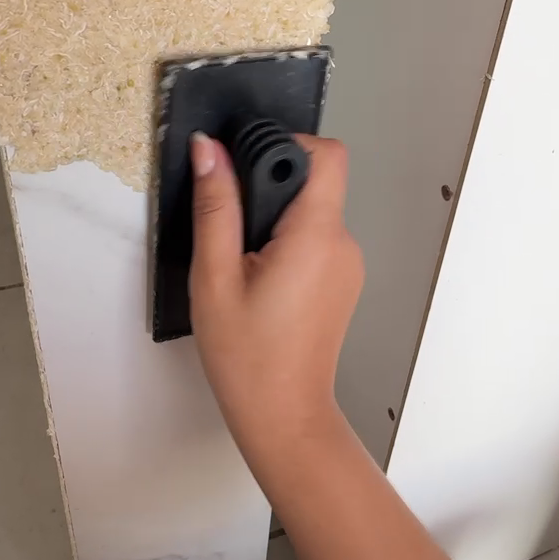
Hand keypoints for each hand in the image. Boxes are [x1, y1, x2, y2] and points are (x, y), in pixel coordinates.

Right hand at [188, 131, 363, 457]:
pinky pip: (318, 238)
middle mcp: (343, 243)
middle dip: (272, 188)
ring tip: (244, 263)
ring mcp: (349, 264)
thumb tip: (209, 150)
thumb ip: (216, 206)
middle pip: (317, 180)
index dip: (288, 144)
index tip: (249, 165)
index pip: (327, 154)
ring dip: (277, 219)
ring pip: (314, 210)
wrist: (284, 415)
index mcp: (316, 236)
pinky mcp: (343, 280)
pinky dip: (289, 241)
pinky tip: (261, 278)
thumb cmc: (247, 357)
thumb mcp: (214, 277)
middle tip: (235, 228)